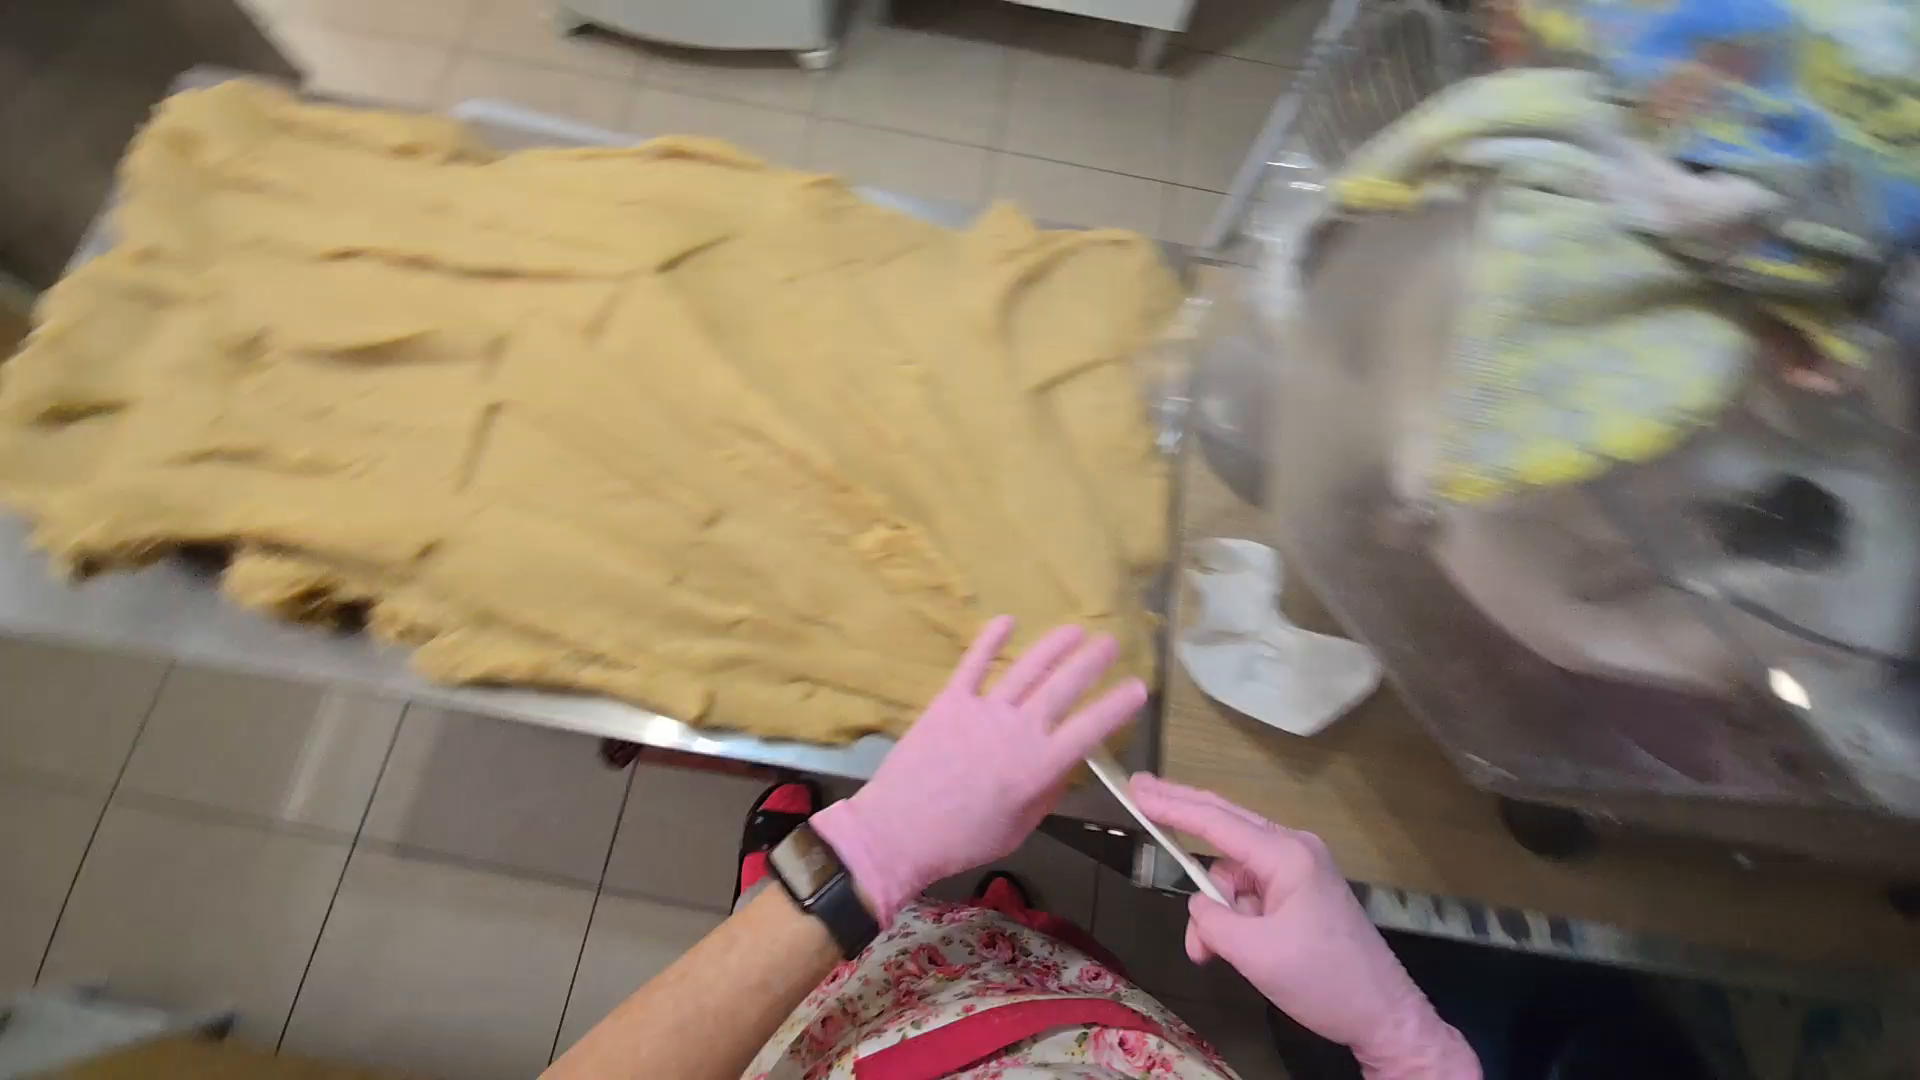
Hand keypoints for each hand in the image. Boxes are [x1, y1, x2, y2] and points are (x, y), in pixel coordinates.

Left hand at [812, 617, 1145, 923]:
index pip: (1090, 729)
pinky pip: (974, 664)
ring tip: (1076, 629)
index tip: (1139, 687)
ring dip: (1054, 646)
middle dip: (1092, 662)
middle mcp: (1018, 731)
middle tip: (1112, 641)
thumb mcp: (1018, 828)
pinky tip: (1007, 620)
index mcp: (1039, 767)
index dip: (1118, 706)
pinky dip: (991, 640)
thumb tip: (1064, 764)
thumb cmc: (963, 840)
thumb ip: (1046, 793)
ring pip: (1027, 670)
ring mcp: (983, 711)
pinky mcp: (950, 701)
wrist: (899, 831)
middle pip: (1063, 687)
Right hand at [1129, 774, 1479, 1079]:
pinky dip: (1232, 911)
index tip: (1137, 789)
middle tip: (1139, 791)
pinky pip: (1250, 886)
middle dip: (1180, 812)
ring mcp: (1299, 866)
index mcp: (1286, 854)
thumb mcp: (1255, 955)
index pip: (1216, 821)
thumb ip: (1212, 920)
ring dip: (1213, 902)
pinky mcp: (1300, 887)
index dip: (1171, 805)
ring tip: (1207, 950)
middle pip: (1224, 821)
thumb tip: (1200, 905)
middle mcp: (1293, 848)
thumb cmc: (1324, 982)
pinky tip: (1232, 946)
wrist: (1388, 1019)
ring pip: (1232, 866)